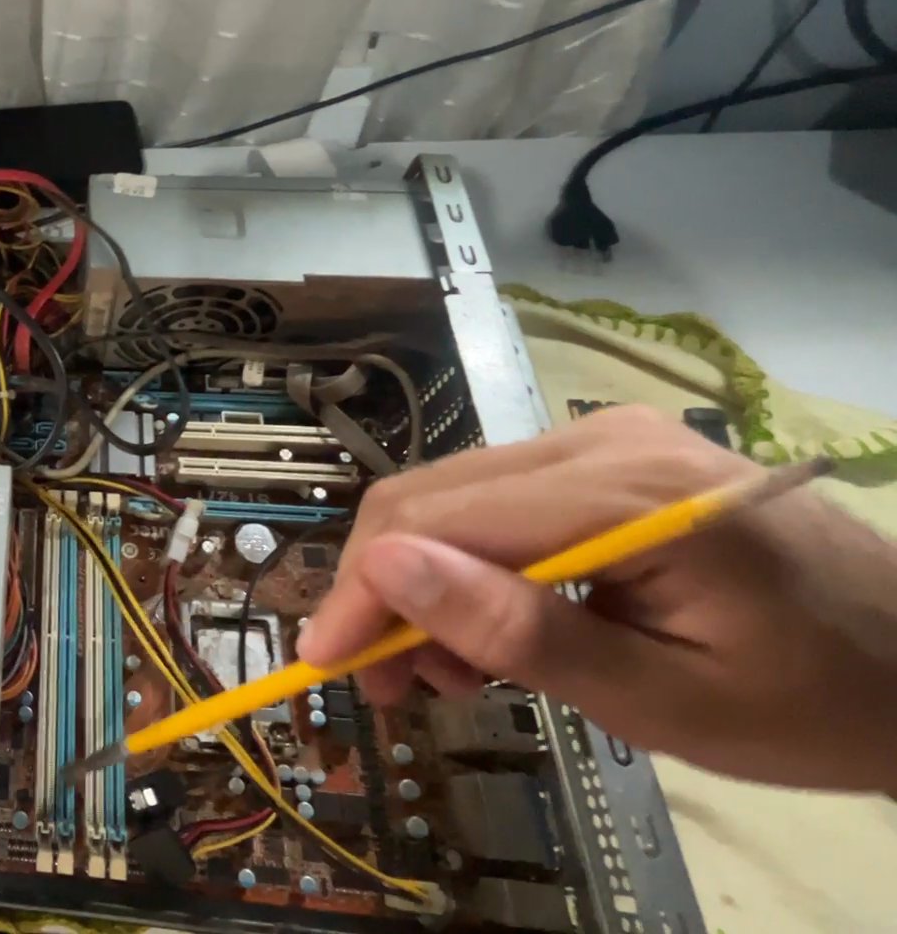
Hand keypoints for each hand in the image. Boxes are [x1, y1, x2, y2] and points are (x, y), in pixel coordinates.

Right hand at [297, 405, 896, 793]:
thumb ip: (518, 630)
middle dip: (380, 590)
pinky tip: (482, 622)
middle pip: (425, 499)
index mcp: (626, 491)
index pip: (436, 521)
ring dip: (416, 583)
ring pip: (443, 500)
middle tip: (383, 676)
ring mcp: (594, 440)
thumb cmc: (817, 703)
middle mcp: (595, 439)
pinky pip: (483, 503)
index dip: (361, 590)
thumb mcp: (663, 698)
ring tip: (440, 665)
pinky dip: (458, 568)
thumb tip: (384, 568)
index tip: (324, 661)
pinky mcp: (593, 458)